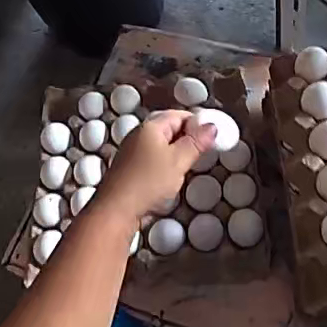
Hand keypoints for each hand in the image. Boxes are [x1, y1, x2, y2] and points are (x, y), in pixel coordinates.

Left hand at [93, 110, 215, 219]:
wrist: (115, 211)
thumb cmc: (148, 182)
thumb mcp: (179, 160)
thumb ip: (197, 142)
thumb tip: (211, 126)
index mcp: (150, 127)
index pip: (179, 115)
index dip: (197, 124)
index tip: (210, 138)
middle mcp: (138, 135)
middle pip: (170, 129)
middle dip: (188, 139)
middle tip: (202, 154)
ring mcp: (132, 152)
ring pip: (162, 146)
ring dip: (177, 154)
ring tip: (188, 167)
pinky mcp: (129, 169)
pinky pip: (153, 159)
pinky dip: (165, 165)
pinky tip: (170, 178)